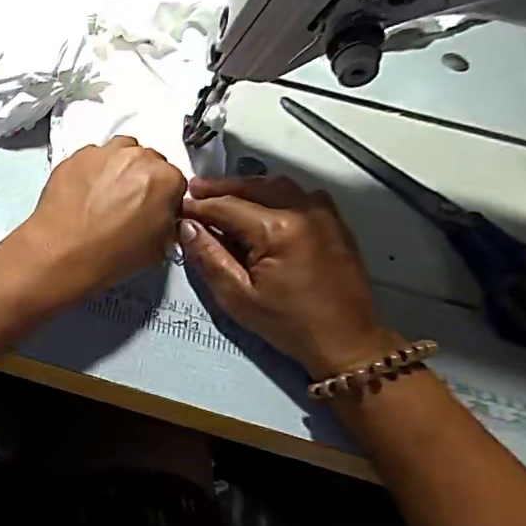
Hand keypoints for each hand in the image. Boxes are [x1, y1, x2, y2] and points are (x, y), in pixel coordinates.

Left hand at [12, 136, 185, 303]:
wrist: (64, 253)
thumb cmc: (110, 254)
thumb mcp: (157, 248)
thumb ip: (167, 224)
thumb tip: (162, 218)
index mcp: (166, 179)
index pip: (174, 182)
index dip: (163, 197)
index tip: (151, 209)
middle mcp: (139, 157)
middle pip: (148, 161)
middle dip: (141, 180)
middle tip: (126, 204)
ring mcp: (105, 153)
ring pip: (120, 152)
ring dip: (118, 168)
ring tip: (105, 195)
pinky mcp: (77, 155)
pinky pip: (92, 158)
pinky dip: (92, 171)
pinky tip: (84, 193)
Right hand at [180, 174, 396, 376]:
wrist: (346, 340)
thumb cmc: (293, 325)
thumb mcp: (238, 297)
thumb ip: (209, 257)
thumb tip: (187, 228)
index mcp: (278, 229)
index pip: (226, 206)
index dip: (198, 206)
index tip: (179, 209)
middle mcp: (303, 211)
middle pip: (250, 187)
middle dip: (219, 188)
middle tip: (194, 192)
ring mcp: (322, 212)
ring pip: (274, 185)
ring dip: (245, 187)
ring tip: (221, 196)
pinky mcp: (332, 220)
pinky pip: (297, 194)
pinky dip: (272, 193)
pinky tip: (258, 205)